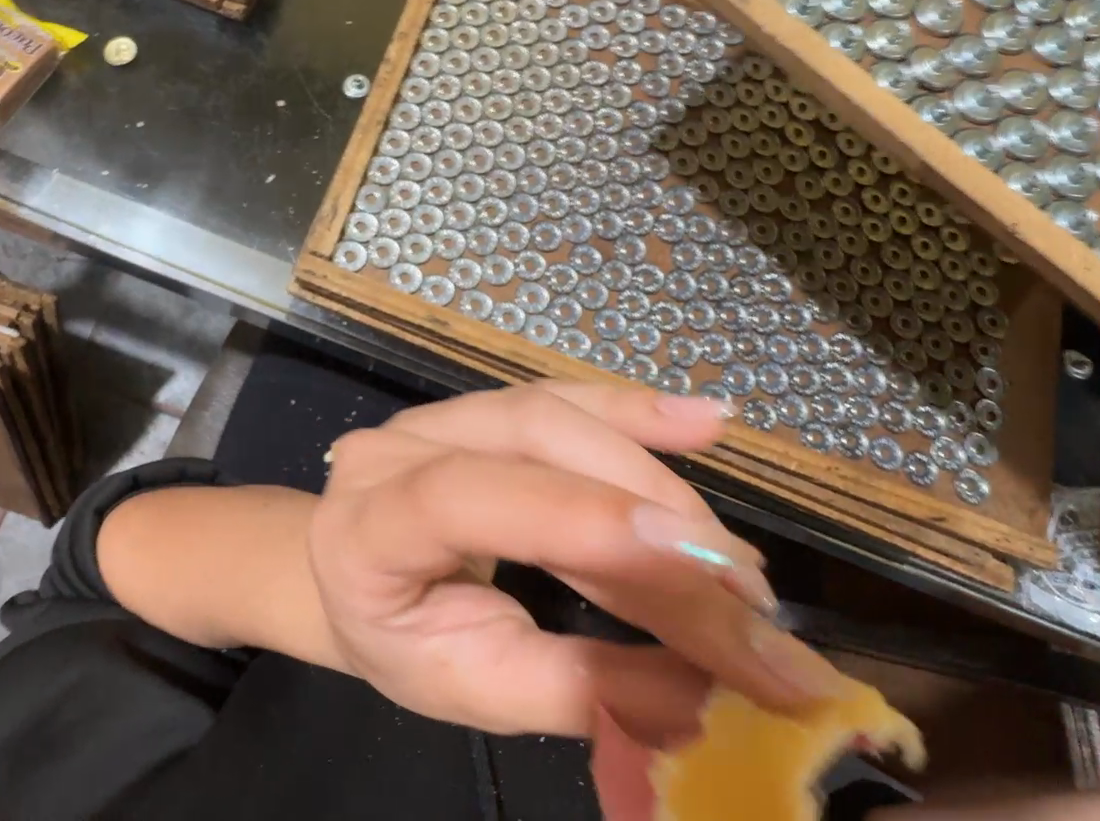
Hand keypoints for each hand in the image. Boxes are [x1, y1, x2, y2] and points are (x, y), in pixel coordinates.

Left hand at [308, 382, 847, 746]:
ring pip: (557, 416)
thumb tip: (711, 700)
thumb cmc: (400, 638)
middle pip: (531, 447)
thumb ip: (579, 690)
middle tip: (748, 606)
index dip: (575, 515)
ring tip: (736, 557)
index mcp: (367, 524)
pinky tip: (704, 424)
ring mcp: (440, 415)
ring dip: (656, 478)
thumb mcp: (473, 686)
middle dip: (651, 520)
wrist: (351, 577)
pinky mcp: (483, 407)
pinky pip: (564, 399)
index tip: (696, 562)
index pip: (464, 497)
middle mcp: (396, 447)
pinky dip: (637, 415)